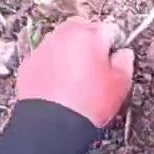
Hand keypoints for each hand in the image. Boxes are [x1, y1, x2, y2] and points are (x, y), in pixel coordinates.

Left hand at [11, 18, 132, 127]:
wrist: (53, 124)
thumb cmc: (89, 103)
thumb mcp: (120, 84)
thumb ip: (124, 63)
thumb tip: (124, 55)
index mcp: (89, 36)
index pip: (107, 28)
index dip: (113, 43)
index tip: (114, 56)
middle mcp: (63, 36)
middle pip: (80, 28)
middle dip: (88, 41)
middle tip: (95, 63)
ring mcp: (43, 49)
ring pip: (60, 42)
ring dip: (69, 52)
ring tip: (76, 76)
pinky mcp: (28, 65)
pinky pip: (45, 58)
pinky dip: (52, 65)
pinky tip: (60, 84)